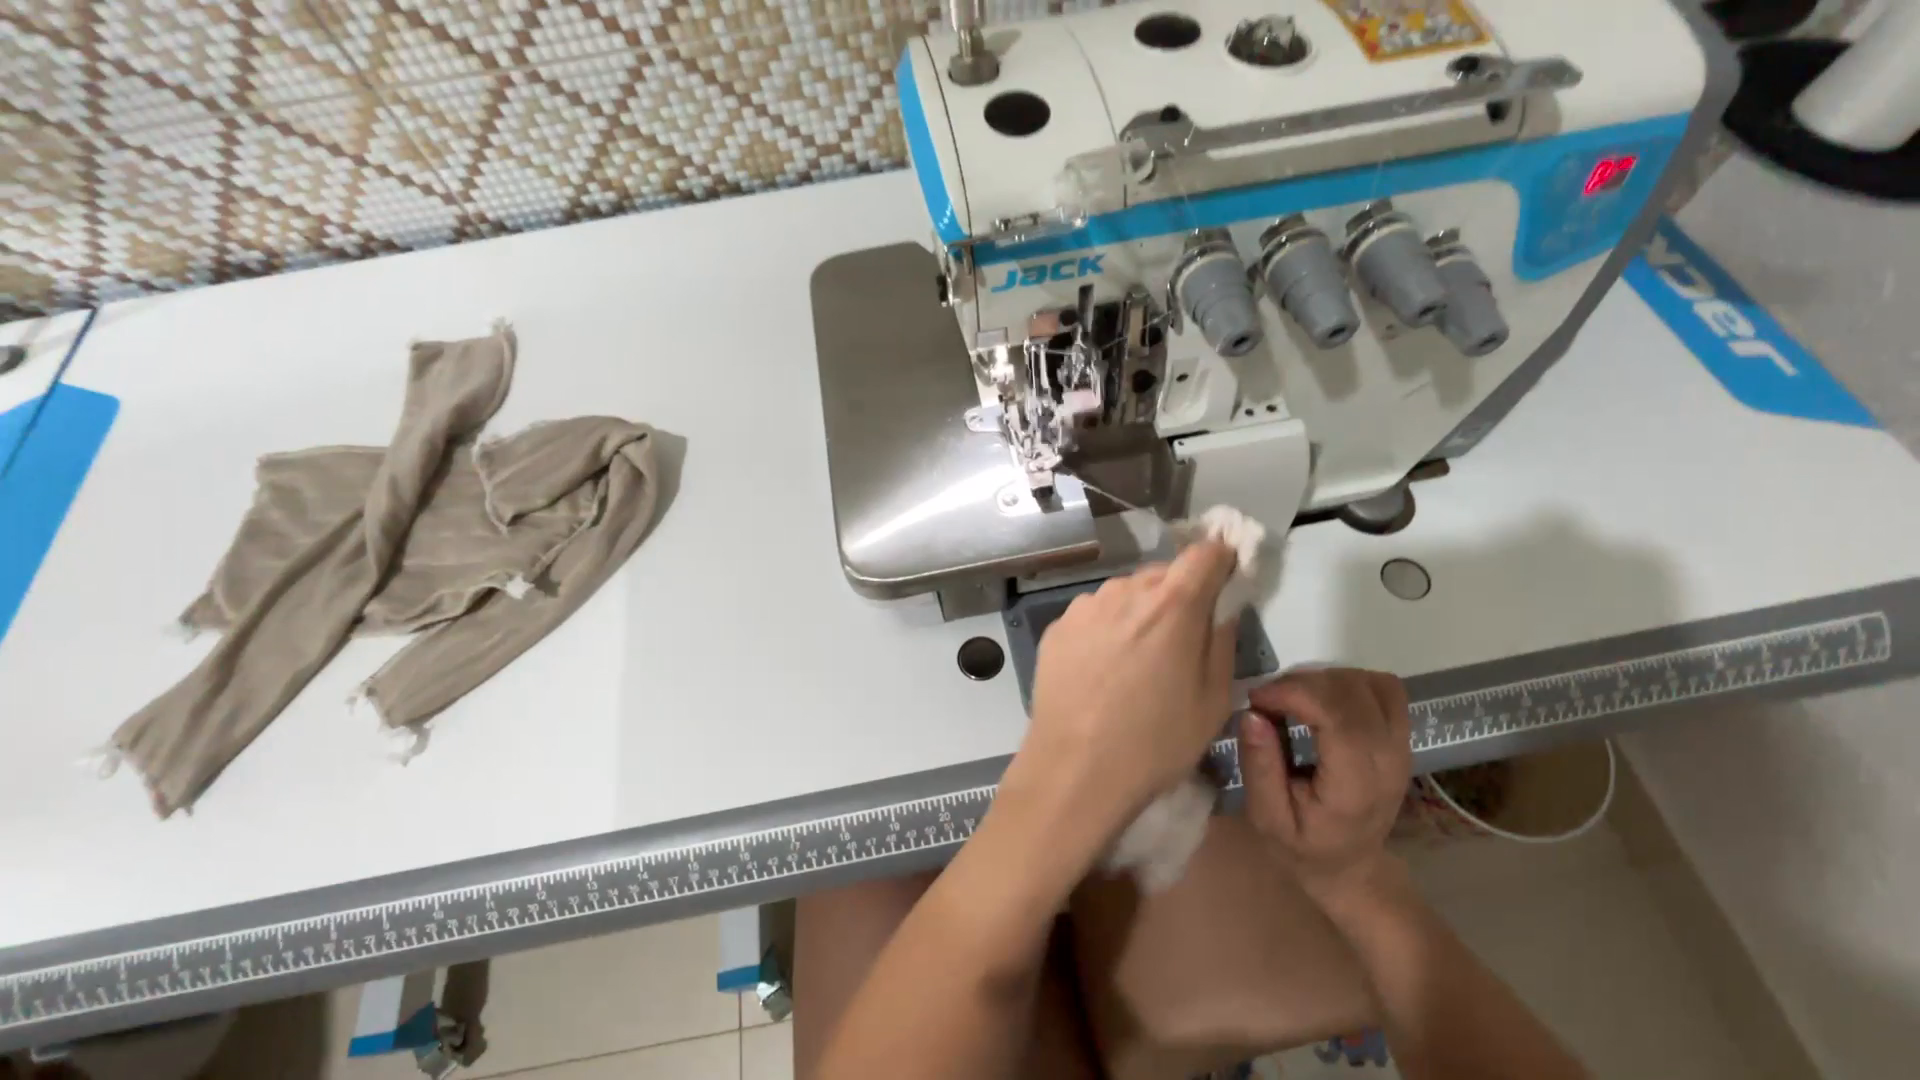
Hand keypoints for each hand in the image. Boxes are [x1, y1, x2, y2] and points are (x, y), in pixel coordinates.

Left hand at [1014, 542, 1239, 823]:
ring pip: (1125, 595)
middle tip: (1181, 642)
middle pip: (1162, 574)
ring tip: (1137, 664)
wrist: (1075, 770)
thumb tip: (1223, 605)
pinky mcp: (1057, 628)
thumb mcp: (1213, 698)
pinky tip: (1103, 672)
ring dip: (1139, 613)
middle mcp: (1125, 591)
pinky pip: (1094, 616)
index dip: (1220, 560)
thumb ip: (1222, 639)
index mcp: (1173, 604)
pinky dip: (1106, 630)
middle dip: (1179, 596)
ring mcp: (1085, 607)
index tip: (1226, 579)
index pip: (1205, 553)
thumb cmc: (1156, 741)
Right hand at [1237, 669, 1411, 903]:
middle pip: (1354, 693)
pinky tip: (1323, 701)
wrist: (1349, 868)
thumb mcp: (1267, 818)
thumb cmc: (1302, 846)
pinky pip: (1385, 690)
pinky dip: (1351, 683)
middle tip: (1269, 701)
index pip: (1338, 717)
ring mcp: (1401, 747)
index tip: (1256, 699)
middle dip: (1304, 683)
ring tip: (1294, 700)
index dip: (1295, 694)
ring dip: (1327, 680)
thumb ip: (1260, 767)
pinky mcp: (1401, 739)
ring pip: (1373, 684)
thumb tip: (1252, 714)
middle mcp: (1388, 760)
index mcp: (1355, 786)